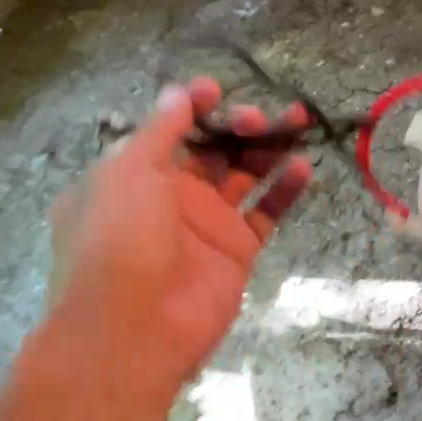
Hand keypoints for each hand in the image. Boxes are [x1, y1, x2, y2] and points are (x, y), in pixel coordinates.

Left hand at [47, 77, 313, 395]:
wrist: (132, 330)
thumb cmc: (119, 241)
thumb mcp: (128, 173)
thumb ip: (161, 130)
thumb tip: (180, 92)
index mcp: (130, 177)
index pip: (169, 131)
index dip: (193, 107)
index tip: (217, 89)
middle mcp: (169, 196)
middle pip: (213, 148)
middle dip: (238, 124)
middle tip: (259, 117)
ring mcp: (206, 223)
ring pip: (246, 173)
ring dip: (270, 146)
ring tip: (298, 124)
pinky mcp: (238, 248)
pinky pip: (267, 210)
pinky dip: (286, 187)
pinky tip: (303, 167)